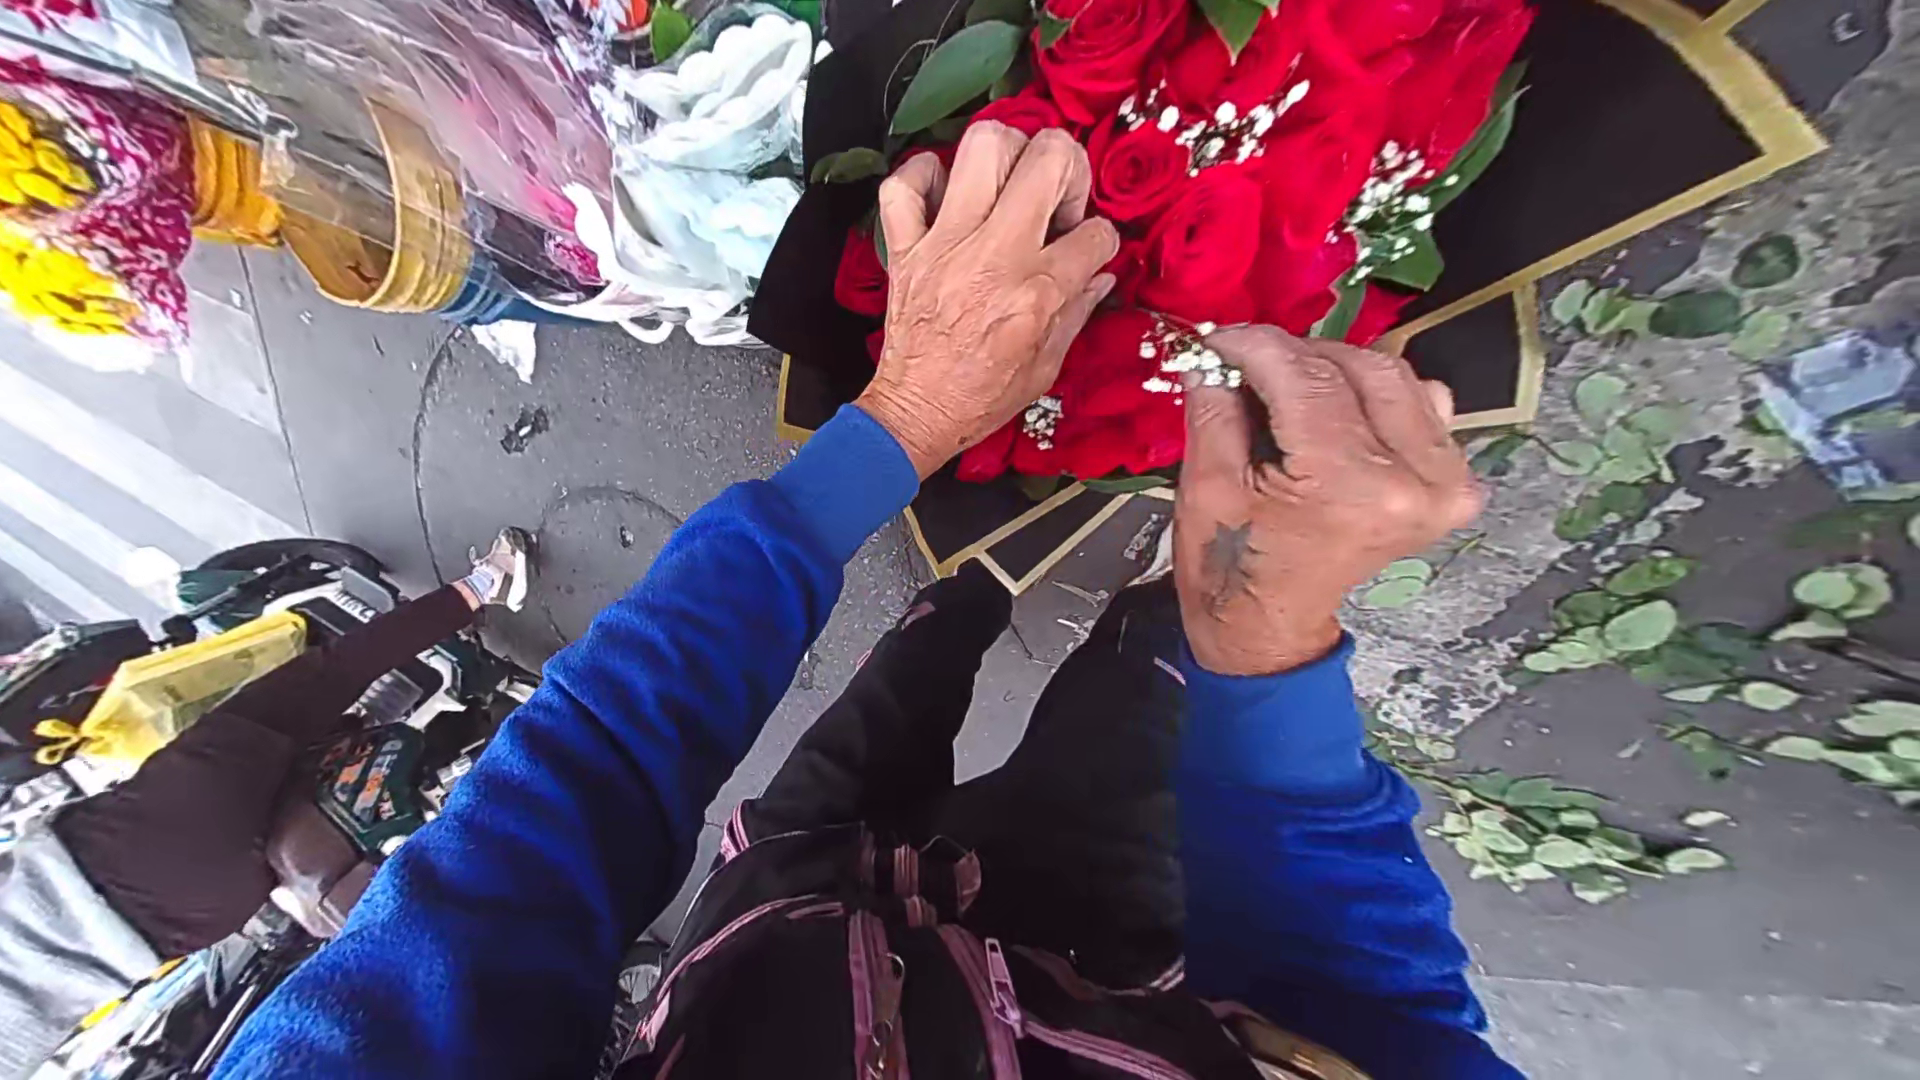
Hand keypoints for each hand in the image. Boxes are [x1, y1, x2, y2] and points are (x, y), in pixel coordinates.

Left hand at [856, 122, 1120, 477]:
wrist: (917, 415)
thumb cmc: (978, 400)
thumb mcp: (1044, 370)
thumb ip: (1076, 315)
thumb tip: (1099, 277)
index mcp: (1036, 294)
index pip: (1095, 235)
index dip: (1102, 241)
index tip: (1088, 252)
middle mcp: (994, 257)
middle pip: (1048, 159)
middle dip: (1069, 168)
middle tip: (1057, 201)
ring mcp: (945, 246)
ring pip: (982, 146)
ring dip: (1008, 154)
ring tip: (1009, 186)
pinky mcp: (907, 250)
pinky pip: (905, 184)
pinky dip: (924, 175)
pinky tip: (946, 194)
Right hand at [1173, 327, 1482, 675]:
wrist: (1264, 622)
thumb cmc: (1226, 565)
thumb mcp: (1205, 486)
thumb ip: (1214, 409)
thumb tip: (1213, 356)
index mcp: (1348, 486)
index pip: (1307, 379)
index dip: (1256, 346)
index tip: (1217, 336)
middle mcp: (1417, 479)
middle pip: (1359, 368)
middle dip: (1292, 355)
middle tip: (1242, 361)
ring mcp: (1446, 483)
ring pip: (1394, 378)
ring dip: (1329, 369)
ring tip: (1278, 383)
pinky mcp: (1451, 486)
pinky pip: (1418, 406)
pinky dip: (1370, 393)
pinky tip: (1329, 408)